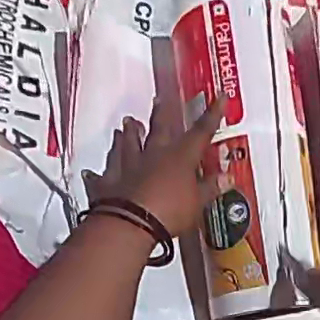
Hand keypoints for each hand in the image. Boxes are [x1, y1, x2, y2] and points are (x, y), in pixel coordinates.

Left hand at [84, 98, 225, 236]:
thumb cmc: (169, 212)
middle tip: (159, 99)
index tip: (218, 96)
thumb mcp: (197, 203)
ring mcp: (127, 166)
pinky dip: (97, 175)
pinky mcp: (107, 183)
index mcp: (179, 157)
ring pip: (126, 144)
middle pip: (158, 128)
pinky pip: (101, 176)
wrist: (130, 224)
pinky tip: (91, 173)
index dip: (212, 114)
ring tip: (127, 124)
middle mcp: (152, 154)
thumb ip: (210, 188)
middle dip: (161, 113)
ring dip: (127, 134)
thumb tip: (227, 177)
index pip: (201, 131)